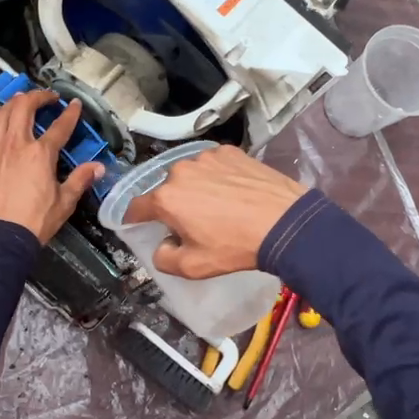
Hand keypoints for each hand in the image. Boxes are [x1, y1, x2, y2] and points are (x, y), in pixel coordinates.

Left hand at [0, 90, 103, 242]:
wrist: (0, 238)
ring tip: (21, 102)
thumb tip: (98, 167)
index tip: (74, 105)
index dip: (69, 114)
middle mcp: (15, 145)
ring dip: (13, 104)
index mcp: (40, 154)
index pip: (59, 127)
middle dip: (37, 97)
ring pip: (1, 115)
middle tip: (46, 97)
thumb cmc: (35, 221)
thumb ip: (80, 180)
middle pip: (24, 108)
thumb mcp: (64, 202)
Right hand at [124, 145, 306, 277]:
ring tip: (217, 205)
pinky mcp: (230, 152)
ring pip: (190, 174)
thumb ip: (164, 259)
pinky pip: (214, 165)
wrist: (284, 223)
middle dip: (173, 204)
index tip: (139, 224)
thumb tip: (162, 247)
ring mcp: (206, 158)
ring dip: (195, 187)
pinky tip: (234, 191)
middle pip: (166, 189)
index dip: (135, 218)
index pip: (136, 207)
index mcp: (166, 199)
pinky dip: (217, 176)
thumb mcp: (194, 266)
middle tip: (192, 222)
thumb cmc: (235, 246)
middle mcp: (180, 171)